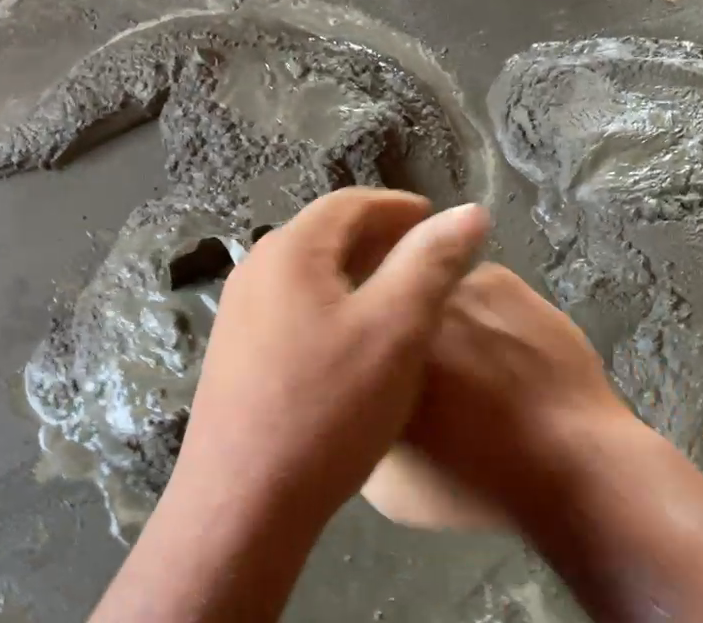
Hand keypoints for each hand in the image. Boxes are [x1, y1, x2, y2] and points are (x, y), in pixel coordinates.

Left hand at [167, 189, 491, 531]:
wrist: (244, 499)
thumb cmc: (329, 406)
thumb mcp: (396, 329)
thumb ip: (432, 262)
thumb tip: (468, 210)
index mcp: (290, 249)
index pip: (350, 203)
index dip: (399, 207)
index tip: (438, 221)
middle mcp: (256, 267)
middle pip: (325, 233)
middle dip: (378, 237)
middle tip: (426, 257)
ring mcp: (238, 310)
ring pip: (308, 271)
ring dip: (354, 271)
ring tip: (397, 295)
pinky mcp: (235, 350)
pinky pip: (291, 304)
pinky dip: (330, 303)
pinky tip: (353, 339)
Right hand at [365, 262, 637, 528]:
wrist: (573, 467)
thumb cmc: (473, 485)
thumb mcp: (384, 486)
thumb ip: (355, 429)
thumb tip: (354, 405)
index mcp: (362, 352)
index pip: (343, 340)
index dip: (355, 359)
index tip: (371, 383)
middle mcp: (399, 306)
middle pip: (387, 310)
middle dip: (397, 333)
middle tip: (426, 377)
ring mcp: (448, 284)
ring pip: (432, 295)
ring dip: (441, 321)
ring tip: (472, 368)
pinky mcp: (498, 278)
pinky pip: (474, 287)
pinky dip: (482, 314)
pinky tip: (505, 354)